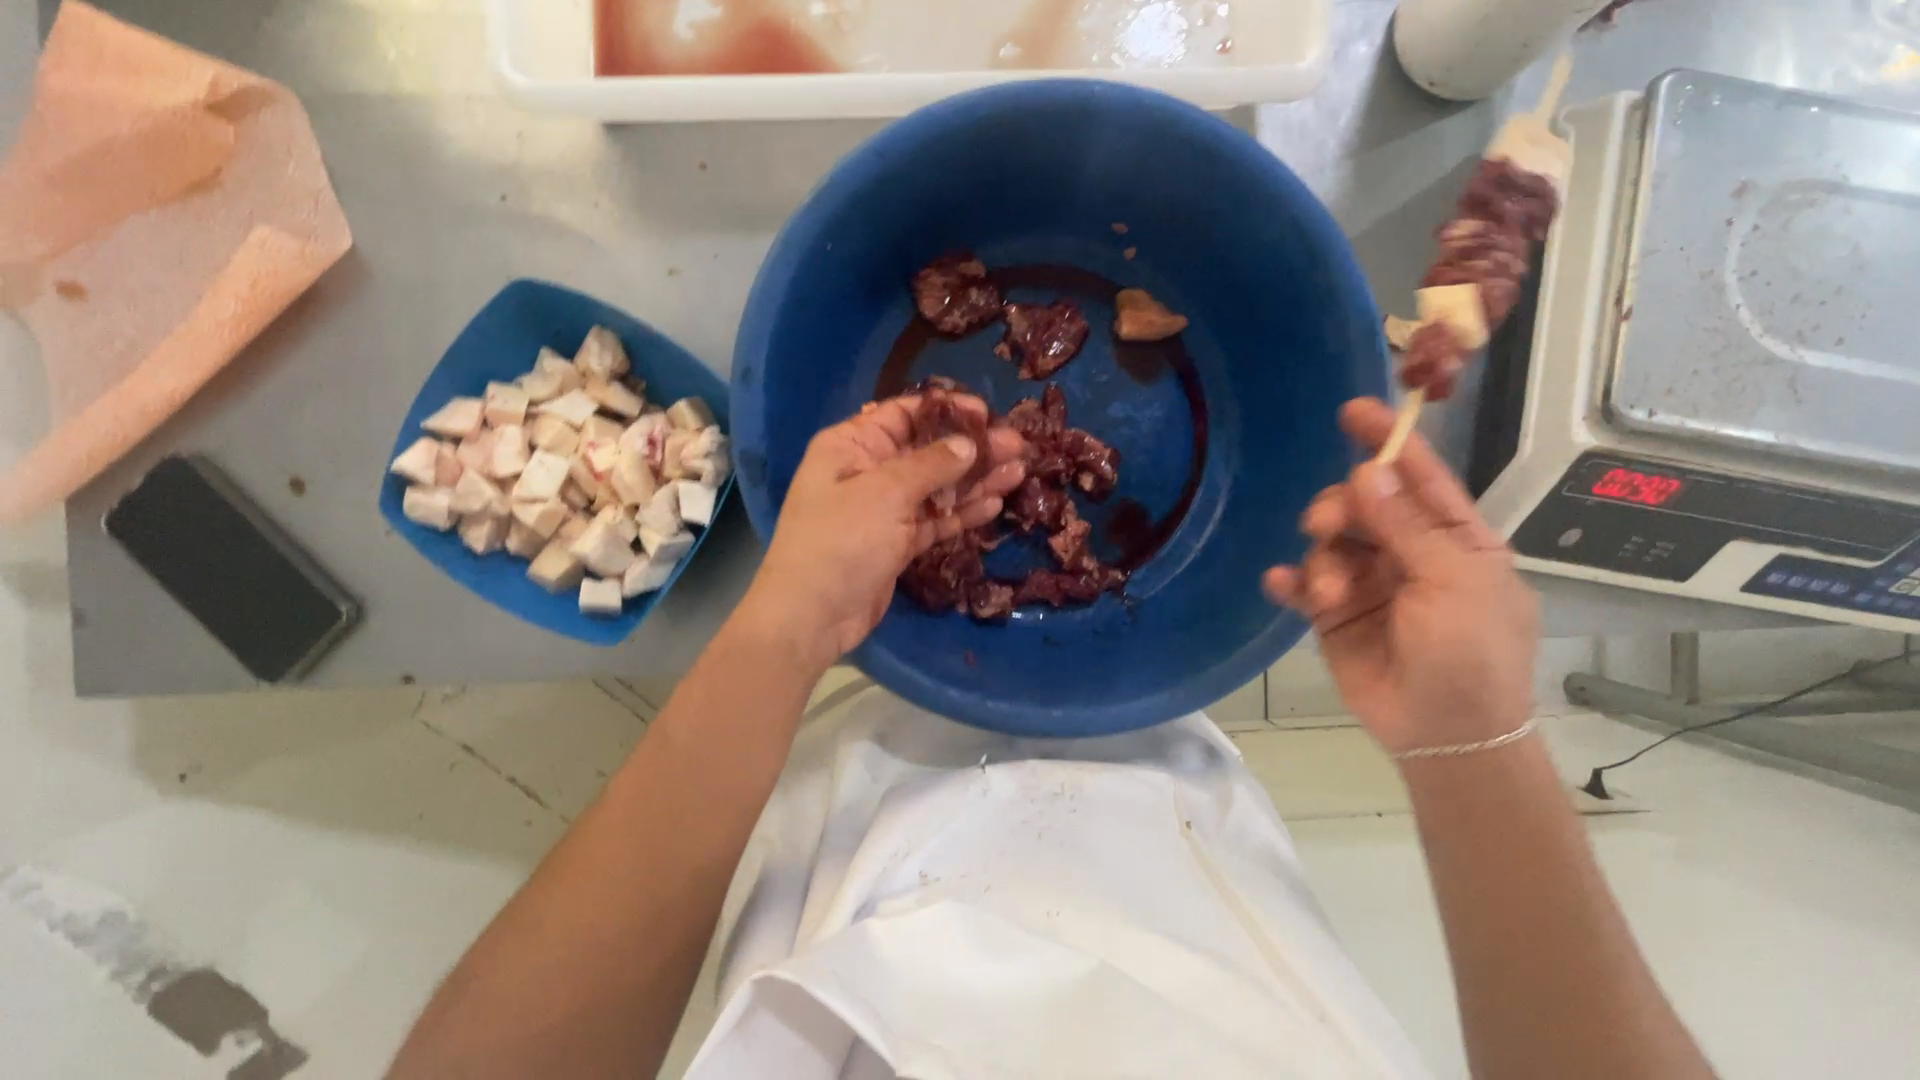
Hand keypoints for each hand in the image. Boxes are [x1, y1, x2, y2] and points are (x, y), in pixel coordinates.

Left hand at [739, 393, 1025, 667]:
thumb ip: (931, 465)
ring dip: (976, 480)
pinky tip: (994, 504)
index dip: (947, 412)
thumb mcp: (885, 493)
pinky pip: (936, 520)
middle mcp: (868, 471)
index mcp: (852, 446)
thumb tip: (968, 444)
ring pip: (937, 487)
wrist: (812, 616)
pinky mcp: (897, 543)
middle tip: (1018, 447)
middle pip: (928, 451)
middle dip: (972, 449)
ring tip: (1019, 472)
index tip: (988, 415)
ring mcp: (883, 510)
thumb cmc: (840, 542)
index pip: (904, 415)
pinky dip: (963, 513)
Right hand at [1263, 399, 1537, 755]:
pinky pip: (1303, 586)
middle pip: (1362, 506)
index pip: (1419, 478)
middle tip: (1326, 526)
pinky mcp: (1333, 617)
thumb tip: (1368, 471)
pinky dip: (1290, 582)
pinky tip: (1281, 585)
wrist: (1446, 734)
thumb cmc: (1471, 654)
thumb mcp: (1452, 582)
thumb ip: (1406, 527)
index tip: (1353, 411)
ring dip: (1321, 558)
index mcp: (1454, 539)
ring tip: (1328, 592)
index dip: (1389, 443)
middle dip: (1339, 508)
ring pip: (1329, 544)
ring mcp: (1368, 584)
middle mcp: (1408, 553)